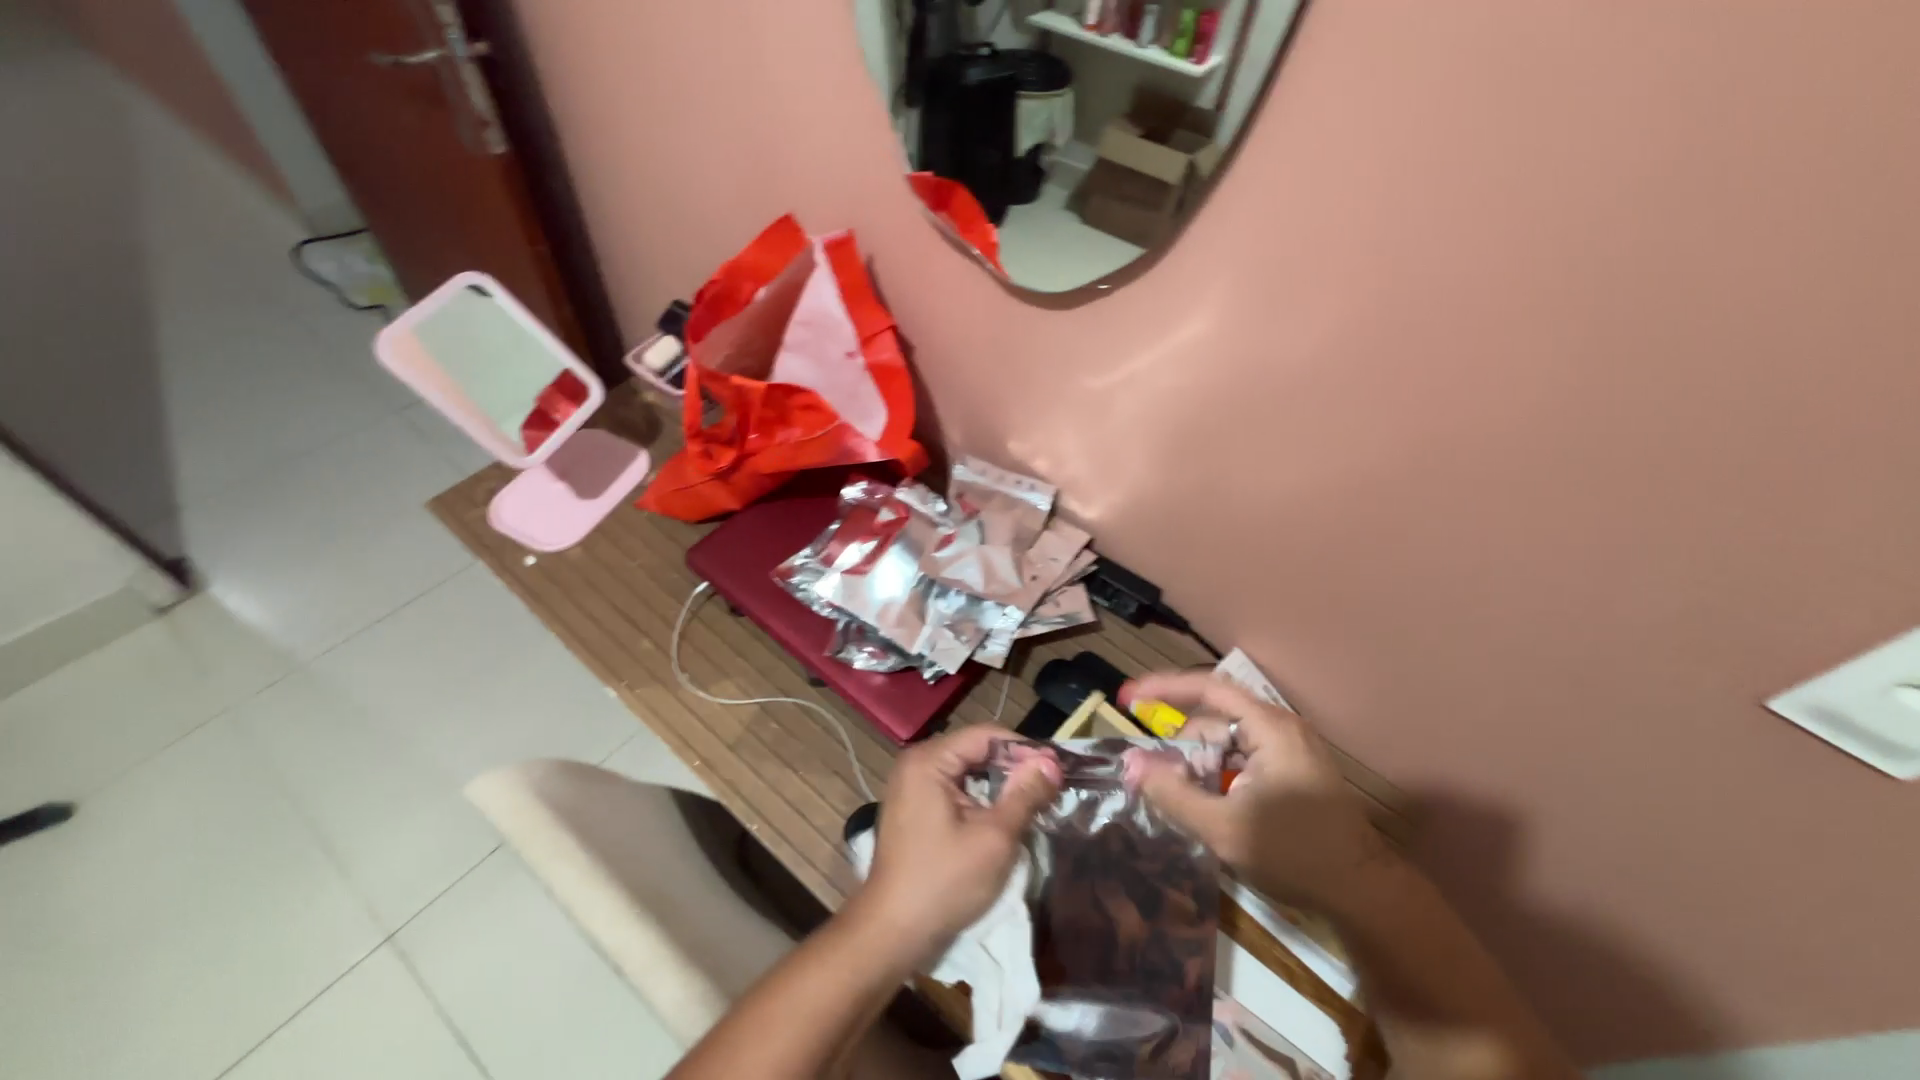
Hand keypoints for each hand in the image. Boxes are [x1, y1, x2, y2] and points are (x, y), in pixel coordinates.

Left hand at [852, 725, 1061, 965]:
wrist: (893, 931)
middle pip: (975, 751)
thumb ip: (1025, 794)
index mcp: (928, 761)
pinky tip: (1004, 818)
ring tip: (1034, 802)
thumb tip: (1051, 762)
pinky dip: (980, 800)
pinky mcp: (913, 810)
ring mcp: (911, 787)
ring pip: (967, 772)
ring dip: (999, 786)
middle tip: (1050, 787)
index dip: (1025, 749)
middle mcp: (915, 764)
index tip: (1058, 768)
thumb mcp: (995, 837)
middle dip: (1013, 767)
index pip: (986, 736)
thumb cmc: (944, 882)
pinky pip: (954, 790)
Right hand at [1120, 672, 1393, 912]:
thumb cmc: (1296, 854)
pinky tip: (1212, 811)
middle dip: (1183, 752)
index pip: (1207, 689)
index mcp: (1269, 728)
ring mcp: (1290, 751)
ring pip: (1226, 746)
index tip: (1127, 698)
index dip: (1163, 689)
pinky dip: (1219, 780)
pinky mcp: (1293, 774)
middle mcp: (1281, 729)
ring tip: (1191, 808)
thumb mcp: (1224, 827)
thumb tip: (1130, 763)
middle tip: (1162, 787)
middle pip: (1213, 723)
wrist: (1363, 893)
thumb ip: (1173, 793)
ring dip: (1201, 771)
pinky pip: (1242, 762)